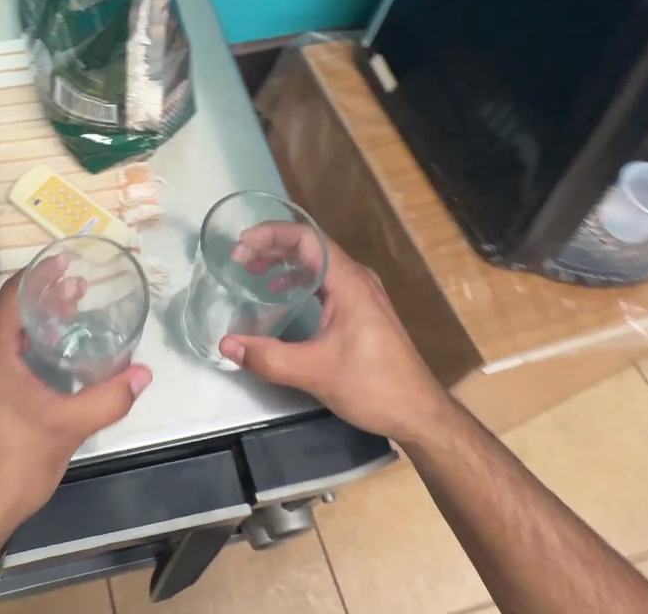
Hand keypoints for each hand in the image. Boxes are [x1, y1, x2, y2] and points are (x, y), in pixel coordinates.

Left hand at [0, 266, 152, 557]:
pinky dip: (24, 339)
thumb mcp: (69, 427)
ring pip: (3, 329)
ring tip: (69, 311)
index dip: (40, 273)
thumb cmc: (15, 462)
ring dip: (34, 317)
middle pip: (8, 308)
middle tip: (79, 286)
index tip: (67, 261)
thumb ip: (109, 397)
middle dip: (43, 293)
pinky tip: (49, 351)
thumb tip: (142, 373)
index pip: (13, 293)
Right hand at [219, 226, 444, 442]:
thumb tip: (227, 345)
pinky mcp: (364, 309)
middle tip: (240, 258)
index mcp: (349, 281)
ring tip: (253, 271)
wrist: (421, 413)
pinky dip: (299, 278)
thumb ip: (268, 358)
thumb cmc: (373, 386)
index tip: (242, 245)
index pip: (307, 238)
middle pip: (311, 245)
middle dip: (273, 246)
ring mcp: (363, 293)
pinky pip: (326, 279)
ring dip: (285, 261)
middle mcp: (357, 278)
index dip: (271, 235)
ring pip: (319, 262)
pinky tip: (282, 294)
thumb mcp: (315, 372)